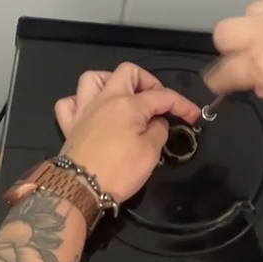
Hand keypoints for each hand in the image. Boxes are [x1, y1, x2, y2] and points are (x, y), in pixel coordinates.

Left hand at [53, 63, 200, 201]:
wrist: (79, 189)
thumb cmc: (119, 171)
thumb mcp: (151, 153)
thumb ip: (159, 131)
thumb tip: (157, 122)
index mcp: (129, 104)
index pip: (162, 96)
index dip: (182, 104)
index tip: (193, 115)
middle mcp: (105, 99)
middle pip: (127, 72)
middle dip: (147, 81)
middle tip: (156, 101)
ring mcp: (84, 110)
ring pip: (93, 78)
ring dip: (110, 82)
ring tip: (123, 97)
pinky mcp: (69, 125)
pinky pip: (68, 103)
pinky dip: (79, 102)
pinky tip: (91, 112)